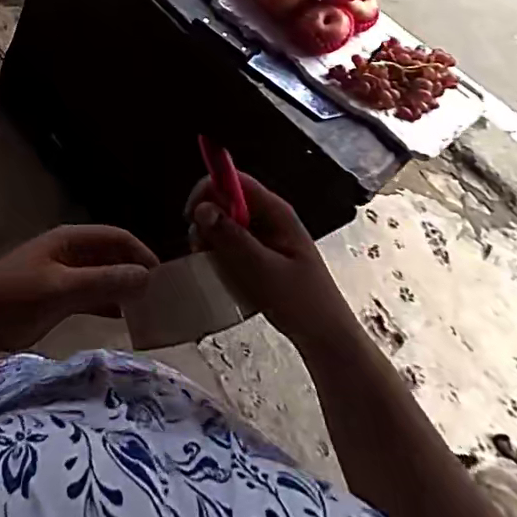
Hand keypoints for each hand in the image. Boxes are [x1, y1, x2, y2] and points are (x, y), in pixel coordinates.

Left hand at [0, 226, 159, 351]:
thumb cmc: (15, 301)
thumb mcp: (62, 290)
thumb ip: (104, 282)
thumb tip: (146, 277)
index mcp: (68, 239)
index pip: (116, 237)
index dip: (141, 253)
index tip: (162, 276)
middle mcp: (67, 251)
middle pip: (110, 254)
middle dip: (133, 269)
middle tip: (157, 293)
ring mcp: (60, 274)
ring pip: (101, 275)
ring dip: (122, 287)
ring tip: (144, 307)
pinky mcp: (54, 296)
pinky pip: (89, 293)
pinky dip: (107, 301)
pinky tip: (120, 317)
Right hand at [186, 172, 354, 348]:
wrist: (325, 335)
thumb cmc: (302, 303)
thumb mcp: (263, 271)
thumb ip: (232, 238)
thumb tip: (203, 208)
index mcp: (276, 212)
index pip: (235, 181)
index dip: (208, 190)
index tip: (191, 216)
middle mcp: (269, 217)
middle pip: (226, 200)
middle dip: (207, 221)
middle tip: (203, 250)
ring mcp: (264, 235)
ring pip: (224, 223)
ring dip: (211, 241)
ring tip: (214, 267)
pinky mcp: (259, 253)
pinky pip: (230, 243)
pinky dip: (219, 255)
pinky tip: (222, 275)